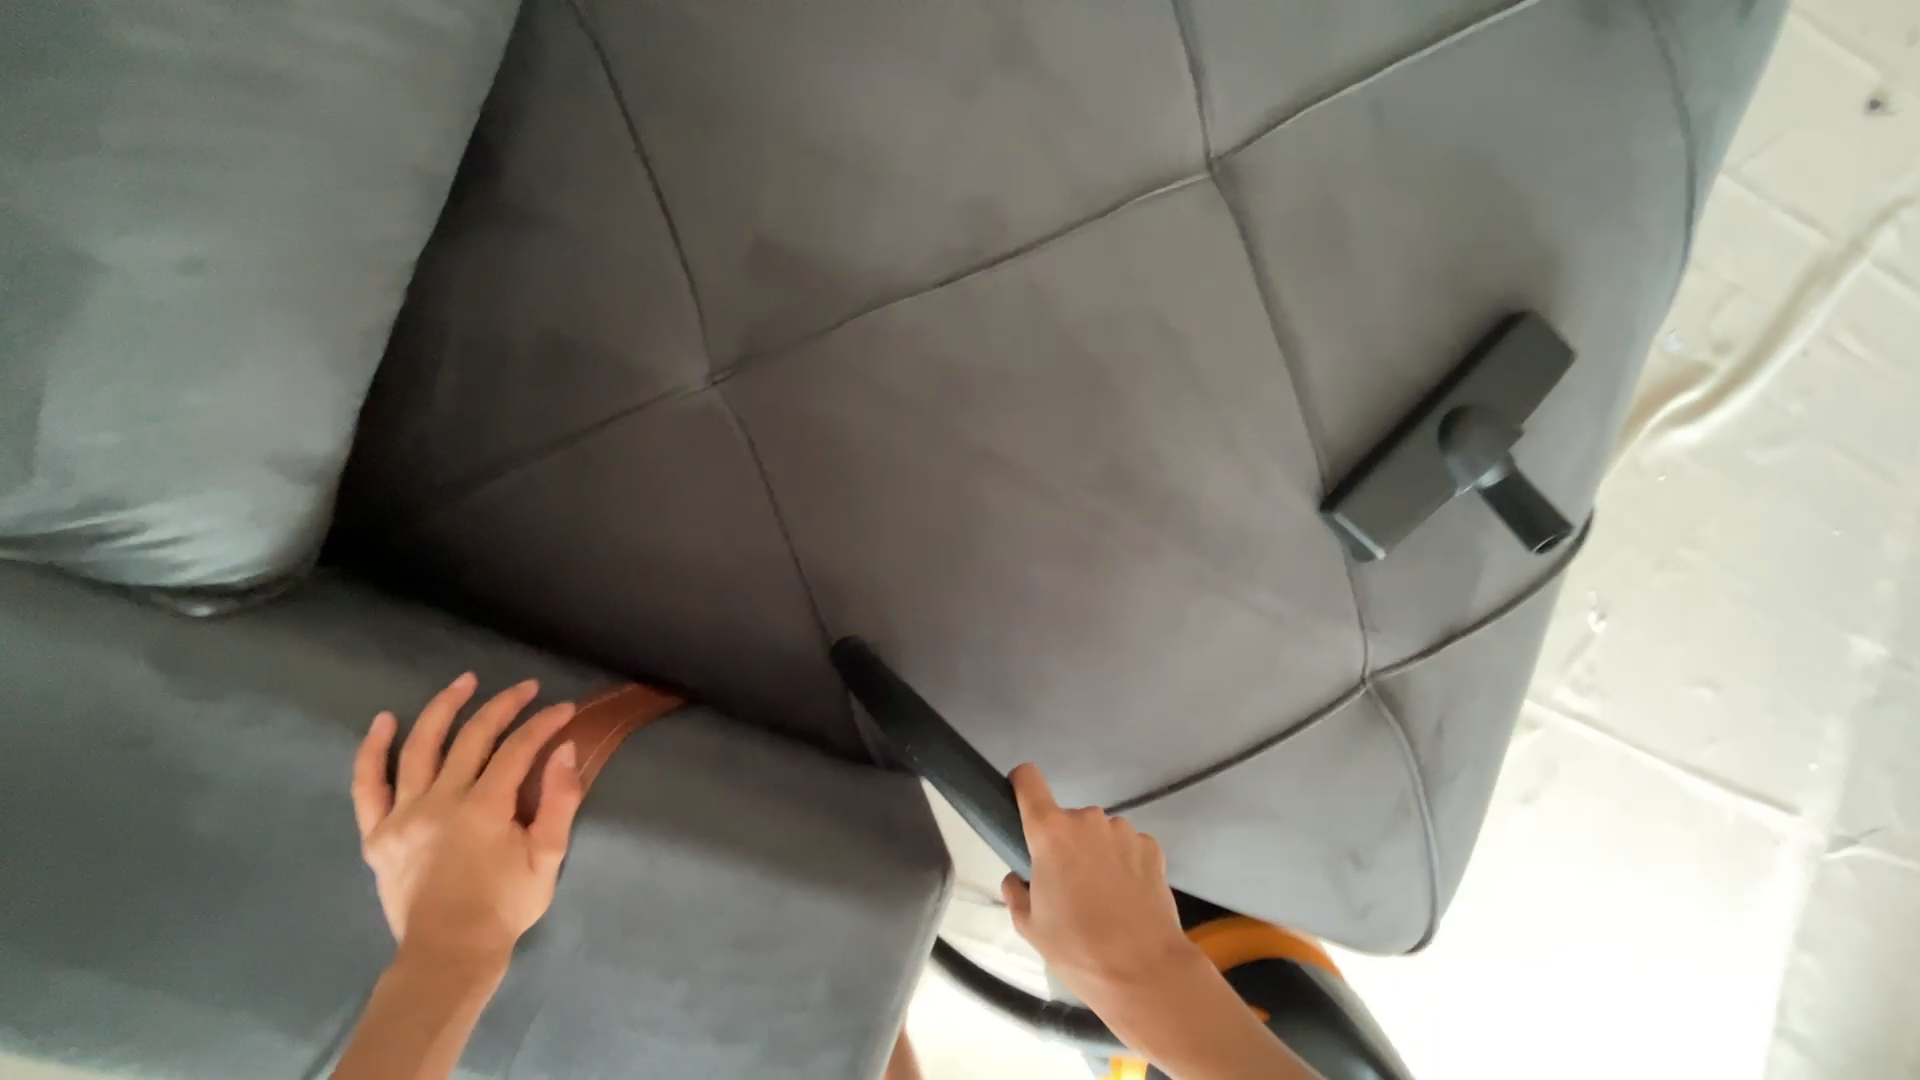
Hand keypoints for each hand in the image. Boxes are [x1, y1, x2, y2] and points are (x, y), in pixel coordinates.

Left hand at [351, 674, 583, 963]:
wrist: (449, 953)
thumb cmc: (506, 905)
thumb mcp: (549, 855)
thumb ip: (560, 800)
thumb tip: (565, 749)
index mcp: (485, 807)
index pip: (518, 748)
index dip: (544, 723)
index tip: (565, 710)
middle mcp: (440, 801)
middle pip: (472, 737)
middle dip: (504, 705)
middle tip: (527, 687)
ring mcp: (403, 815)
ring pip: (420, 747)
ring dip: (443, 708)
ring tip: (464, 682)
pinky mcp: (378, 834)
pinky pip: (368, 785)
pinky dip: (372, 751)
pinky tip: (383, 721)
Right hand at [1000, 764, 1200, 1011]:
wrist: (1143, 971)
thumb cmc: (1077, 948)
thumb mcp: (1029, 926)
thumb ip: (1015, 891)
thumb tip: (1017, 879)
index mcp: (1050, 832)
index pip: (1028, 779)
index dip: (1021, 784)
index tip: (1021, 803)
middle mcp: (1087, 820)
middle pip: (1067, 819)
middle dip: (1065, 844)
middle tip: (1068, 886)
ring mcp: (1124, 831)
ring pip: (1100, 834)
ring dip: (1097, 854)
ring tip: (1104, 898)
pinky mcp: (1153, 847)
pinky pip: (1129, 847)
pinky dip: (1125, 864)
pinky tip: (1129, 898)